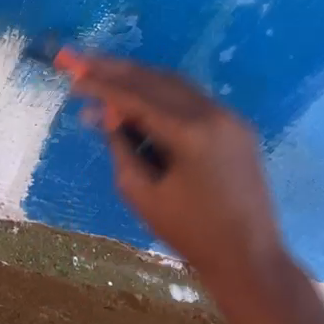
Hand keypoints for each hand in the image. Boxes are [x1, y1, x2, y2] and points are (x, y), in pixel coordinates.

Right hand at [61, 52, 285, 283]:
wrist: (252, 262)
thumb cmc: (191, 234)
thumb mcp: (141, 192)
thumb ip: (119, 146)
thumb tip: (101, 114)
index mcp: (189, 133)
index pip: (134, 96)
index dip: (99, 84)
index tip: (70, 73)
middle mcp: (212, 113)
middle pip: (152, 79)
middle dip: (113, 69)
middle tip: (79, 61)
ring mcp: (229, 117)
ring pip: (172, 83)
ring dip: (136, 77)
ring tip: (103, 72)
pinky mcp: (236, 126)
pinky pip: (190, 98)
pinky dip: (159, 93)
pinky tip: (137, 96)